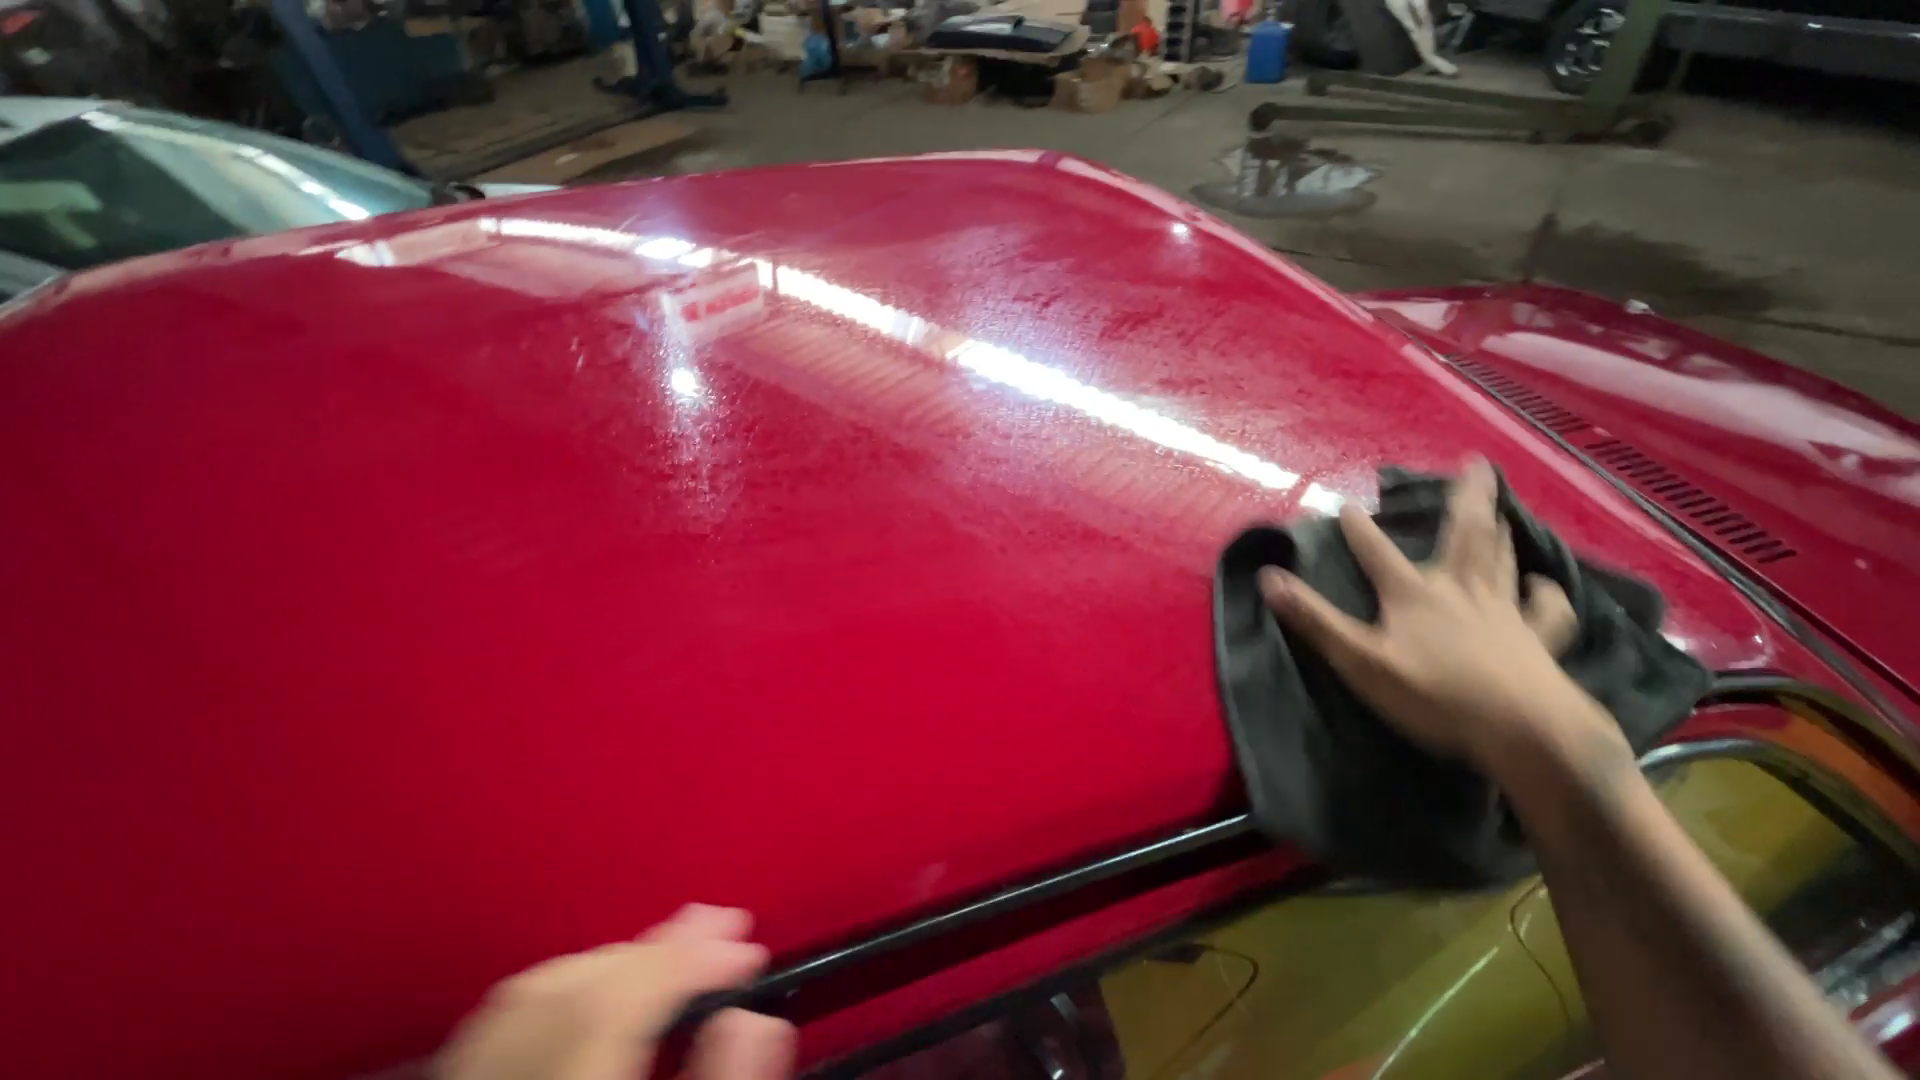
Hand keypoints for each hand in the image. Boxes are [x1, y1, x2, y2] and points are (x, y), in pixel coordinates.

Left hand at [435, 905, 795, 1079]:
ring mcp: (472, 1067)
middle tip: (721, 925)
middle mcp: (509, 1060)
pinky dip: (558, 985)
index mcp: (566, 1066)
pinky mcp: (456, 1075)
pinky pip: (496, 1018)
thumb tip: (757, 1015)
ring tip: (669, 946)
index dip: (690, 951)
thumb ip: (719, 1078)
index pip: (620, 992)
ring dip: (611, 955)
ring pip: (529, 991)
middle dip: (658, 944)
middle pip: (575, 983)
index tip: (744, 938)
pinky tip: (593, 982)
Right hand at [1259, 457, 1621, 777]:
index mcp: (1415, 594)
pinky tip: (1544, 585)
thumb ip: (1315, 620)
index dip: (1360, 530)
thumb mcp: (1361, 660)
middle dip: (1466, 498)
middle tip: (1476, 464)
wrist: (1524, 731)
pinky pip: (1547, 610)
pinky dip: (1547, 594)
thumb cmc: (1435, 695)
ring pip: (1501, 561)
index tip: (1345, 505)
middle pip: (1464, 535)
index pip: (1378, 554)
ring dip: (1498, 533)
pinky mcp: (1537, 640)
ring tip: (1500, 511)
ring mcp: (1504, 613)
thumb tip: (1268, 577)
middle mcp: (1461, 591)